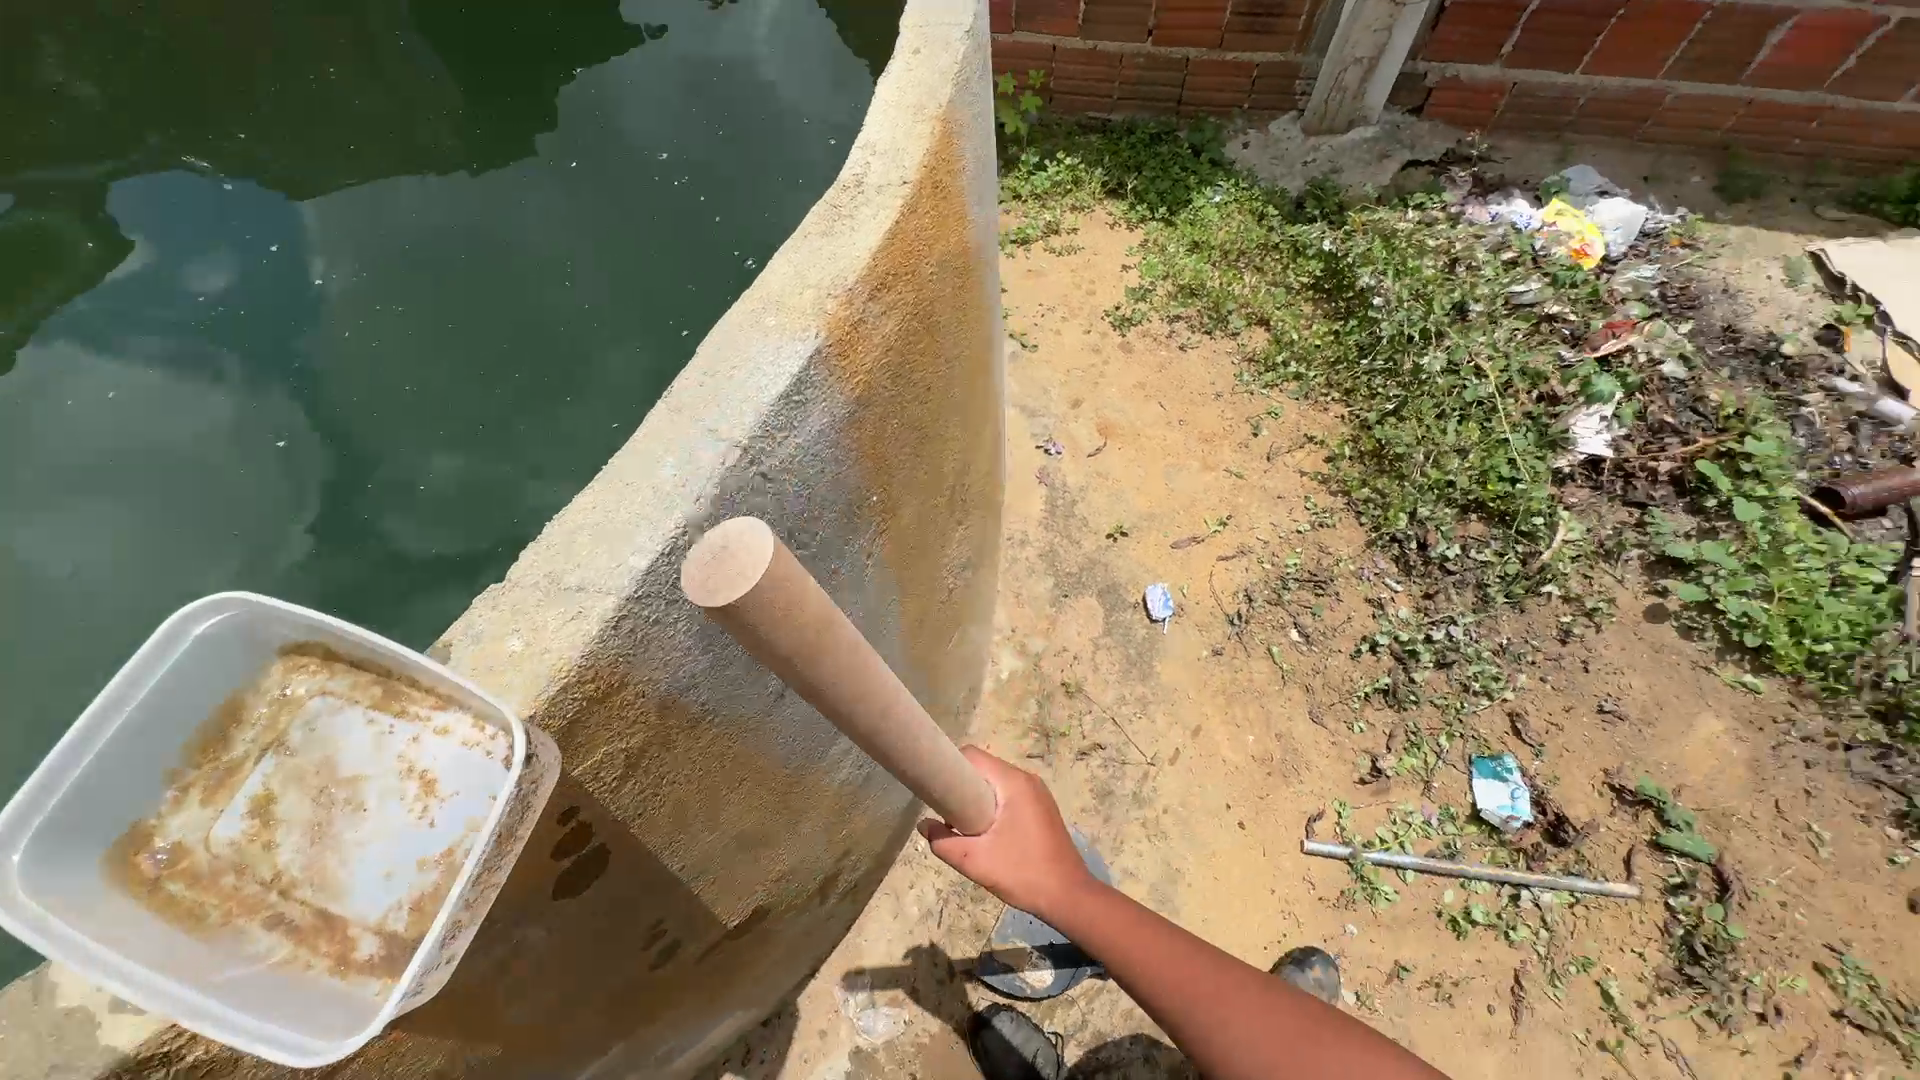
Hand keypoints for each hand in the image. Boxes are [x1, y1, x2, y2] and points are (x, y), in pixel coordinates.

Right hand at [918, 746, 1097, 918]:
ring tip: (964, 828)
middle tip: (947, 816)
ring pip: (995, 784)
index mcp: (1013, 782)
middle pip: (983, 769)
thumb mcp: (976, 862)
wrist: (1069, 897)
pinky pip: (1008, 795)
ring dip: (976, 799)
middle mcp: (1027, 779)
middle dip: (961, 787)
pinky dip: (992, 807)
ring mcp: (1038, 793)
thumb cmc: (1023, 874)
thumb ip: (943, 842)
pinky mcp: (1041, 807)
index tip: (934, 791)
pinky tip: (986, 834)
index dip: (948, 767)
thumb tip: (924, 825)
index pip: (972, 756)